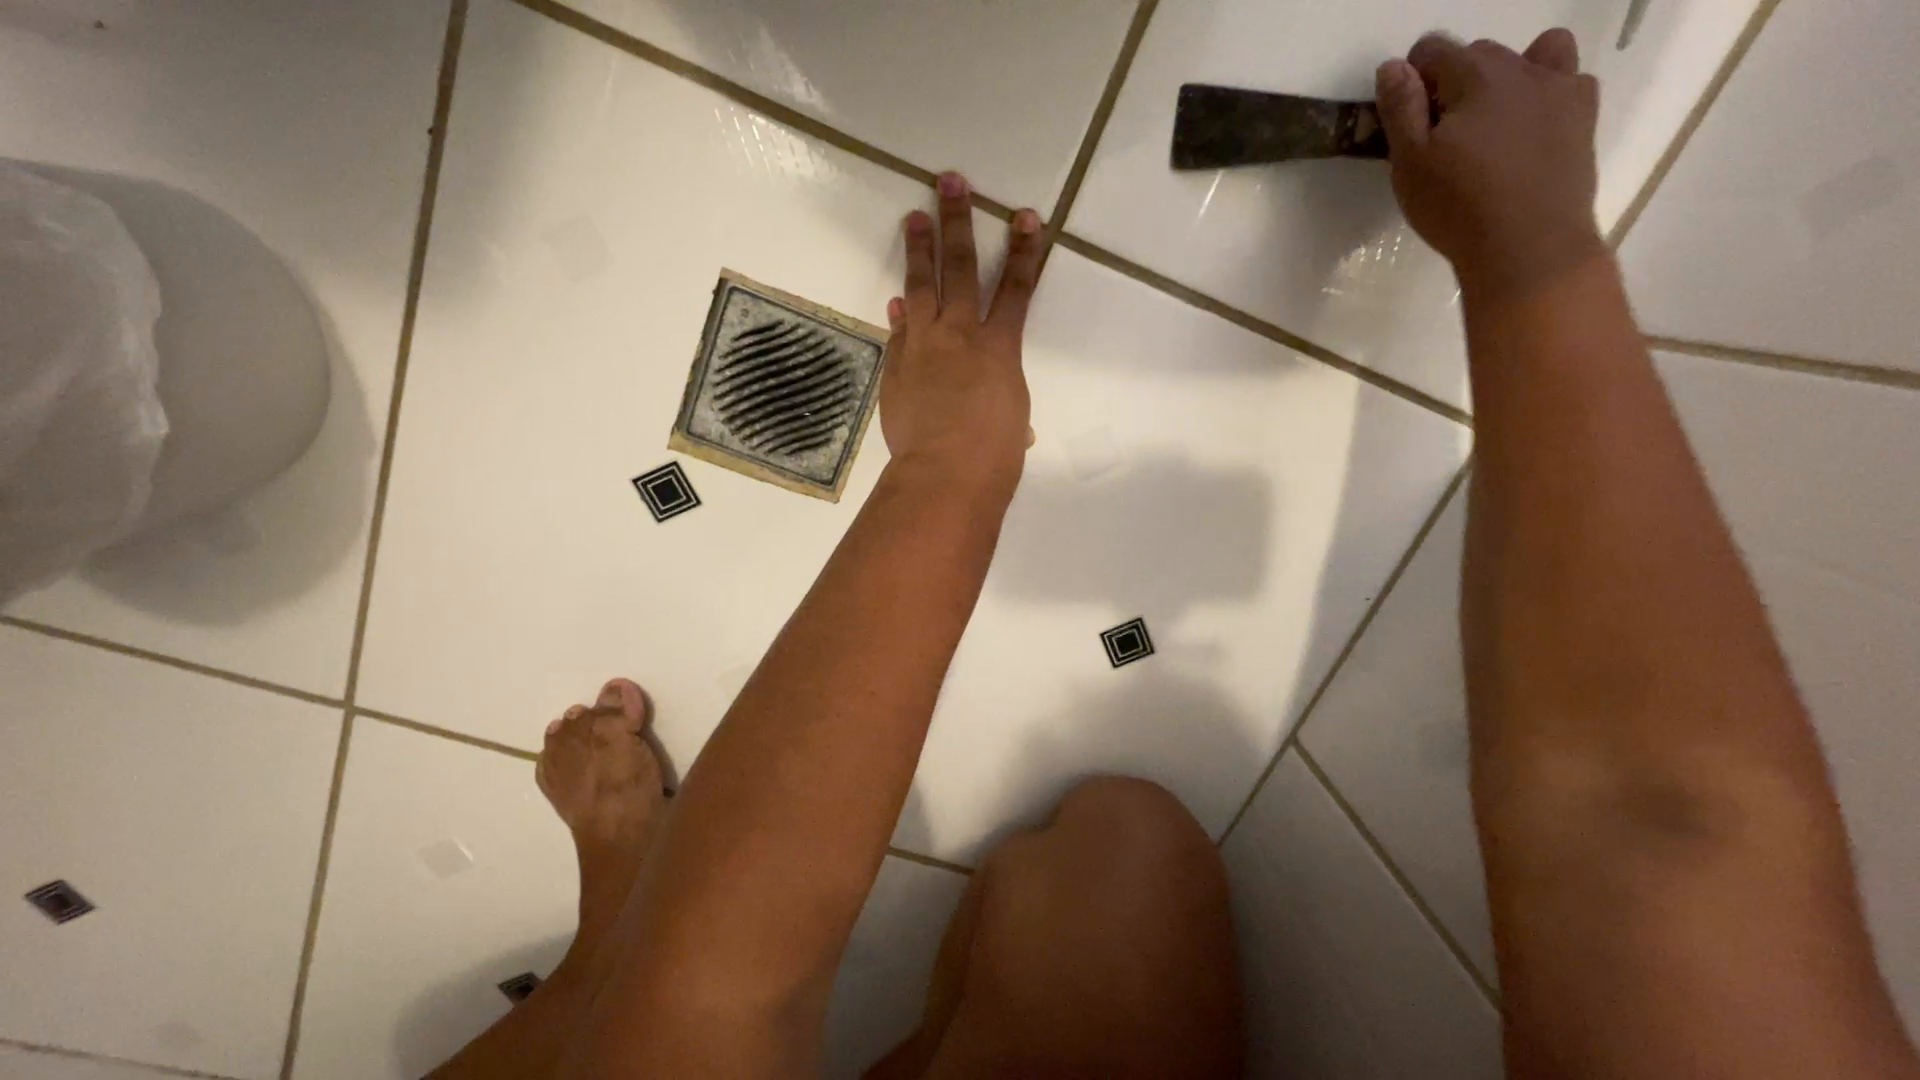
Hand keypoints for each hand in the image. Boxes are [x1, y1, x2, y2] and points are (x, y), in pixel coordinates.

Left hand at [879, 172, 1042, 494]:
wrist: (945, 475)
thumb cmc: (994, 456)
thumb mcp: (1011, 419)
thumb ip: (1000, 392)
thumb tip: (990, 390)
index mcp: (1000, 349)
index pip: (1017, 288)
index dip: (1023, 250)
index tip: (1025, 215)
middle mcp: (960, 335)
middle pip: (961, 267)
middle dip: (958, 221)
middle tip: (950, 182)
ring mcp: (923, 348)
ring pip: (921, 288)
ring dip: (919, 250)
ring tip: (914, 217)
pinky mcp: (896, 367)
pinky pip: (899, 334)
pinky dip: (900, 317)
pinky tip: (895, 301)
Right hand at [1376, 30, 1605, 294]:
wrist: (1528, 246)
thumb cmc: (1458, 207)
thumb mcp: (1410, 164)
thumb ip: (1400, 109)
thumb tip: (1393, 65)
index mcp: (1475, 77)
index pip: (1434, 49)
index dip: (1412, 78)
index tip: (1407, 118)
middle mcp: (1522, 69)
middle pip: (1480, 52)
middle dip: (1456, 80)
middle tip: (1442, 135)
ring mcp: (1561, 88)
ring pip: (1534, 54)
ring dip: (1508, 74)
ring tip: (1492, 120)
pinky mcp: (1584, 115)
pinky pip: (1568, 80)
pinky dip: (1546, 91)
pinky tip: (1530, 128)